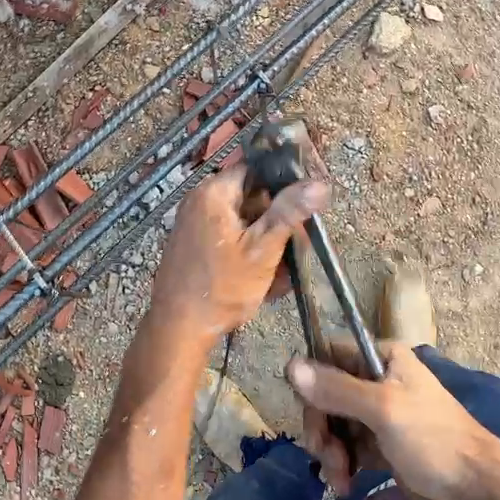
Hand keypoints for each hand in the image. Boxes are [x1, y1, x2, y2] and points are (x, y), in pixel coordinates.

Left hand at [148, 164, 328, 343]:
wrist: (179, 328)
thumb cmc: (222, 287)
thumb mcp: (262, 249)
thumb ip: (289, 213)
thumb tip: (320, 184)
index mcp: (214, 191)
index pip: (256, 171)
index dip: (282, 186)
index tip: (302, 208)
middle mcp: (200, 199)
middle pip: (250, 197)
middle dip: (275, 221)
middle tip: (295, 248)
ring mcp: (194, 221)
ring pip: (242, 220)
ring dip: (264, 241)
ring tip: (280, 270)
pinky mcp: (194, 241)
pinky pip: (229, 236)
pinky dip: (247, 251)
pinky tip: (262, 277)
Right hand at [288, 345, 496, 499]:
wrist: (474, 488)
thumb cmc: (433, 437)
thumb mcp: (383, 408)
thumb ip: (337, 388)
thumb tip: (290, 365)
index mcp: (380, 357)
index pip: (329, 354)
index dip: (312, 379)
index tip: (306, 407)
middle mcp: (376, 378)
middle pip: (327, 393)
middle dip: (321, 425)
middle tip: (322, 452)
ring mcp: (378, 413)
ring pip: (334, 423)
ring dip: (329, 450)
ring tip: (339, 476)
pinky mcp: (380, 444)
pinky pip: (347, 447)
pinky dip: (341, 465)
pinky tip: (345, 484)